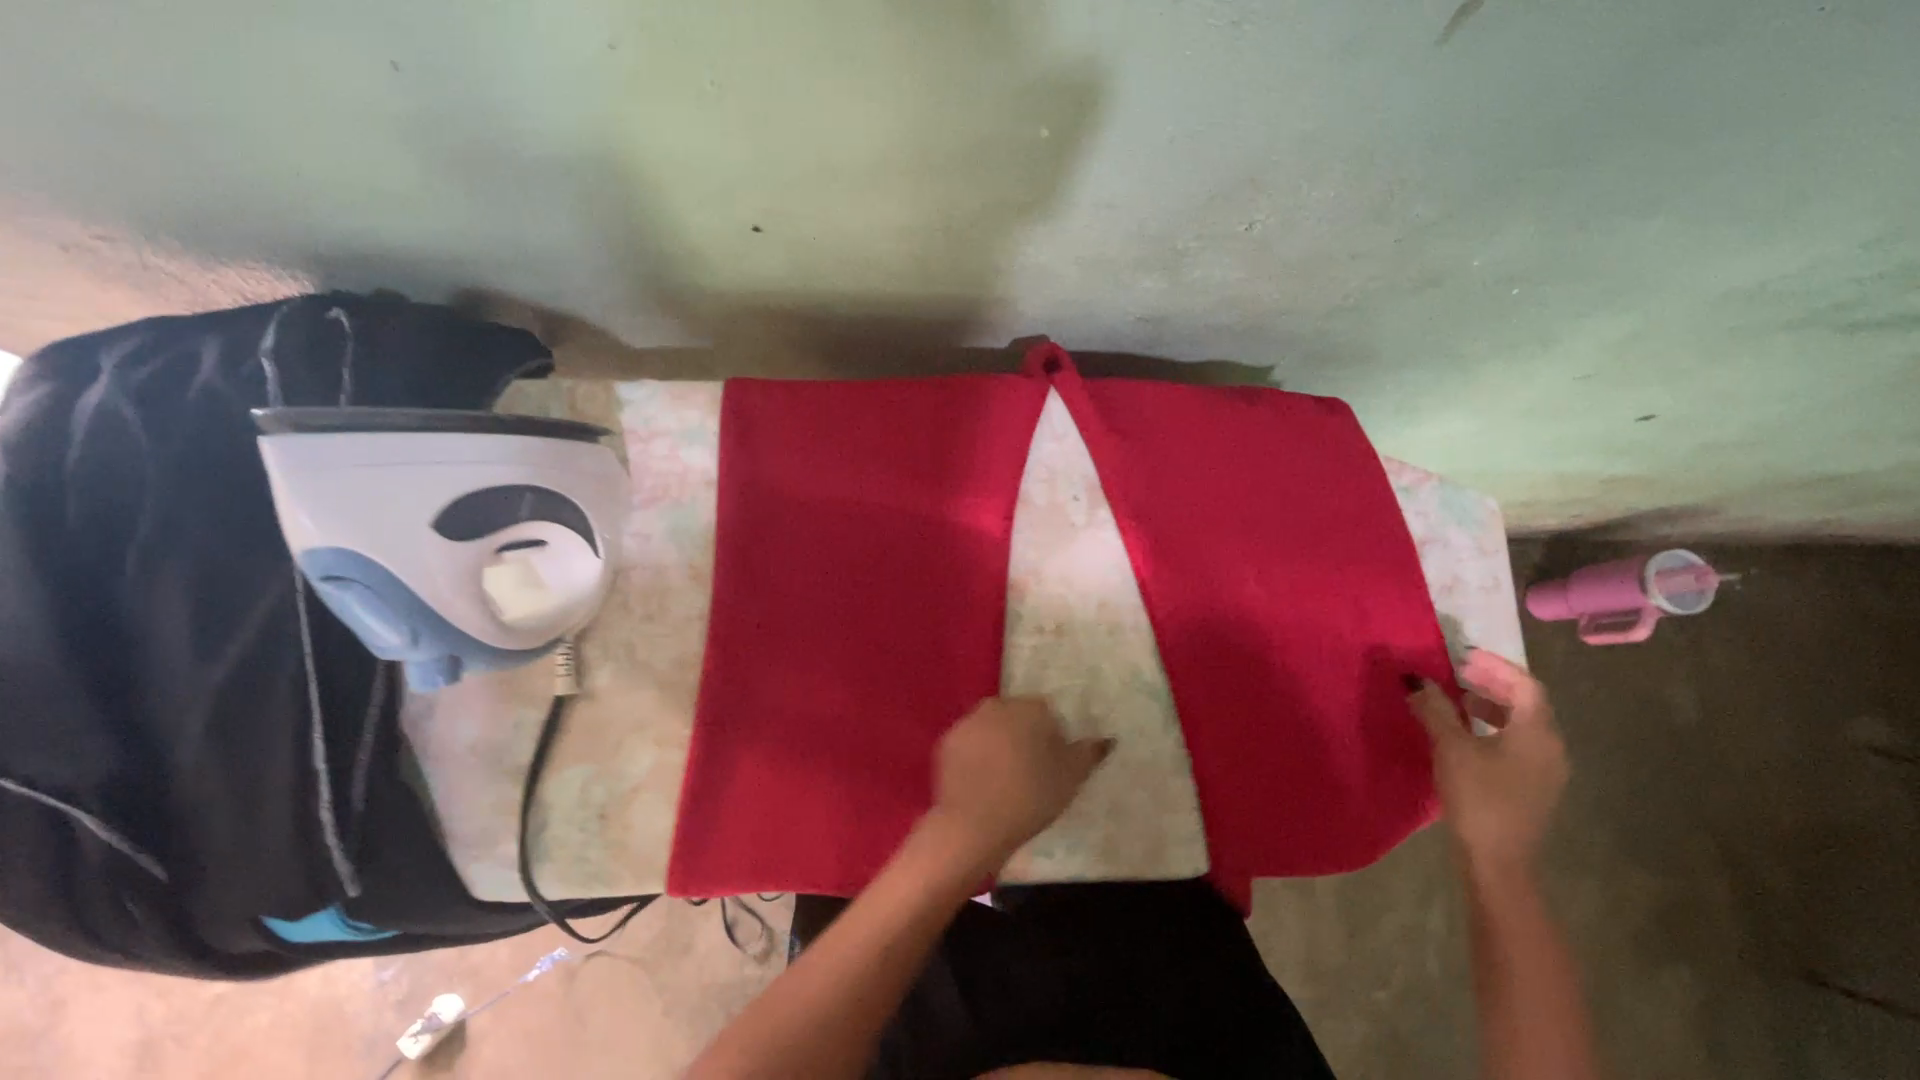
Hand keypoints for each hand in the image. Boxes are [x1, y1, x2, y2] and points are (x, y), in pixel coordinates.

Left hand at [930, 697, 1113, 867]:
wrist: (973, 825)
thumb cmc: (1030, 798)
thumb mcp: (1071, 779)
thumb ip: (1089, 753)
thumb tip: (1107, 739)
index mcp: (1029, 708)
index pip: (1047, 712)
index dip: (1053, 736)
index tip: (1053, 763)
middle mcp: (995, 706)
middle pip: (1016, 716)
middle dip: (1024, 736)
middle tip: (1031, 771)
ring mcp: (967, 723)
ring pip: (991, 729)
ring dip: (999, 744)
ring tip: (1005, 780)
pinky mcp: (946, 744)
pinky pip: (970, 745)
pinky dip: (977, 757)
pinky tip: (983, 783)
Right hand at [1408, 649, 1567, 874]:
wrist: (1498, 862)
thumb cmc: (1478, 798)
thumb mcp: (1451, 749)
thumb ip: (1434, 709)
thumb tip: (1415, 678)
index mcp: (1538, 732)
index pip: (1525, 684)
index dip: (1495, 665)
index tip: (1462, 655)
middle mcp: (1551, 747)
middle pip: (1526, 703)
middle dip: (1492, 684)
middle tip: (1457, 673)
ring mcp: (1545, 770)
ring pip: (1522, 725)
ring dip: (1491, 707)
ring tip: (1456, 700)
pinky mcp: (1533, 788)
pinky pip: (1517, 745)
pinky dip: (1493, 729)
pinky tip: (1465, 737)